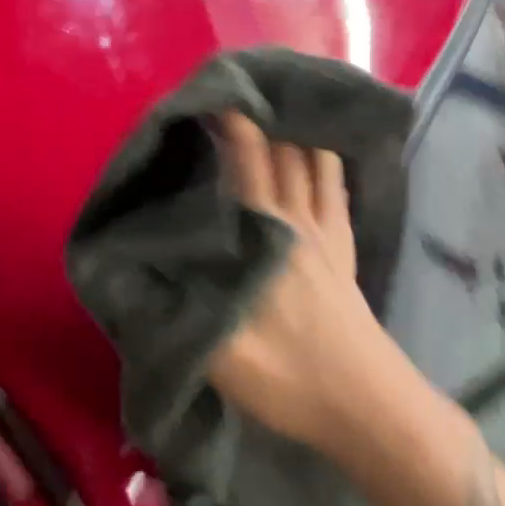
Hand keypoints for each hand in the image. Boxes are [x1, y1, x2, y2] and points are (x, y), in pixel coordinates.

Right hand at [206, 114, 403, 451]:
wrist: (375, 416)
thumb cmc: (290, 378)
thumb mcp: (218, 349)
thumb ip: (174, 300)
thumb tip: (128, 261)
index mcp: (264, 235)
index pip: (247, 162)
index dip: (229, 123)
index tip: (205, 93)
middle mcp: (296, 224)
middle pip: (281, 153)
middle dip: (257, 116)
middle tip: (230, 89)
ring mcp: (326, 239)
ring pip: (314, 166)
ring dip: (293, 131)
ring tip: (273, 104)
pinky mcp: (344, 258)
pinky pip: (335, 193)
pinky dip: (326, 163)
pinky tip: (320, 151)